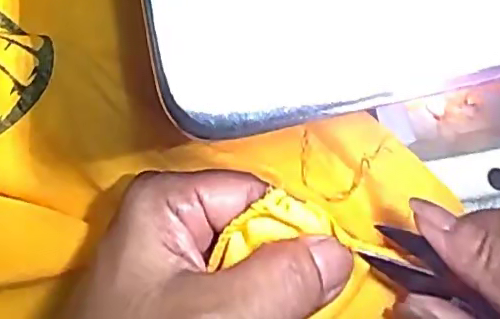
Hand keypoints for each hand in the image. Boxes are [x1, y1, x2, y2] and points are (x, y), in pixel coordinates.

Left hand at [62, 170, 354, 318]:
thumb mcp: (221, 313)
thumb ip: (282, 277)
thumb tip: (336, 250)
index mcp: (166, 199)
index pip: (252, 194)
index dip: (295, 229)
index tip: (327, 270)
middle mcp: (164, 221)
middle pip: (248, 232)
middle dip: (278, 271)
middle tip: (299, 307)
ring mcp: (164, 265)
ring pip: (240, 270)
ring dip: (264, 299)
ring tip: (272, 314)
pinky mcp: (166, 302)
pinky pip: (222, 296)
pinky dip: (245, 310)